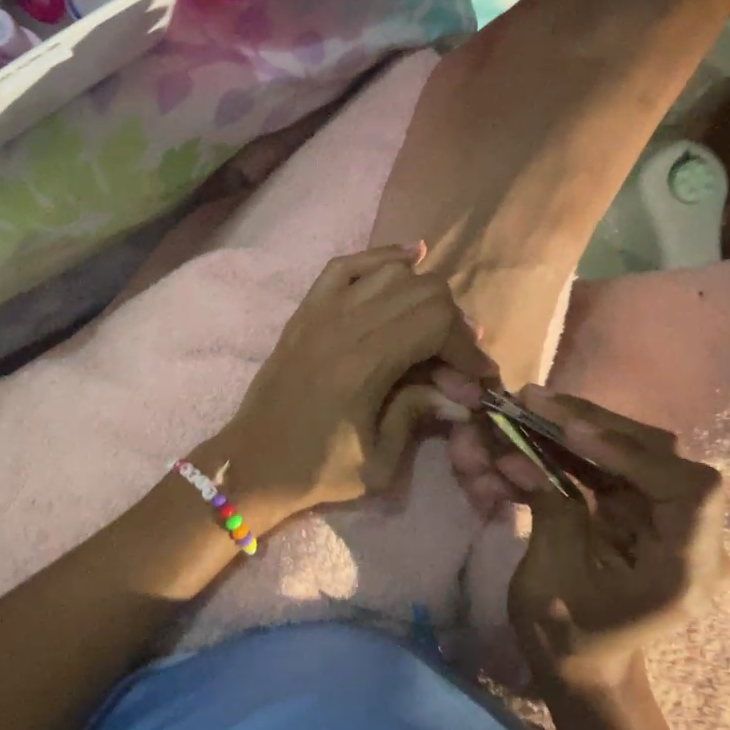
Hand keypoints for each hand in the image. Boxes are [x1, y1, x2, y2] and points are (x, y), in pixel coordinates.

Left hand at [210, 244, 495, 521]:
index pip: (436, 323)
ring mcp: (318, 314)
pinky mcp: (303, 313)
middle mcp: (340, 327)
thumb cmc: (315, 471)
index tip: (478, 380)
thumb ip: (419, 415)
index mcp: (362, 365)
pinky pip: (344, 266)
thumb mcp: (379, 463)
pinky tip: (408, 258)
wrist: (251, 464)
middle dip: (453, 324)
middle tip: (456, 362)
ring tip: (436, 329)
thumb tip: (462, 393)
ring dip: (423, 295)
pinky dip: (379, 257)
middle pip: (421, 291)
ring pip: (389, 273)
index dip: (468, 348)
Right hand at [459, 387, 729, 693]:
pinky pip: (613, 464)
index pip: (690, 491)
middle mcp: (689, 537)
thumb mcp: (549, 580)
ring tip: (531, 406)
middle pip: (661, 457)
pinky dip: (575, 444)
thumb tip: (516, 455)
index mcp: (685, 569)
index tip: (573, 433)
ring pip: (636, 451)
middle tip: (535, 401)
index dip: (635, 453)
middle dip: (596, 424)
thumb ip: (548, 513)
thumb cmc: (567, 638)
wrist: (582, 666)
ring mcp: (664, 521)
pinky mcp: (638, 511)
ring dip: (581, 425)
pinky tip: (540, 429)